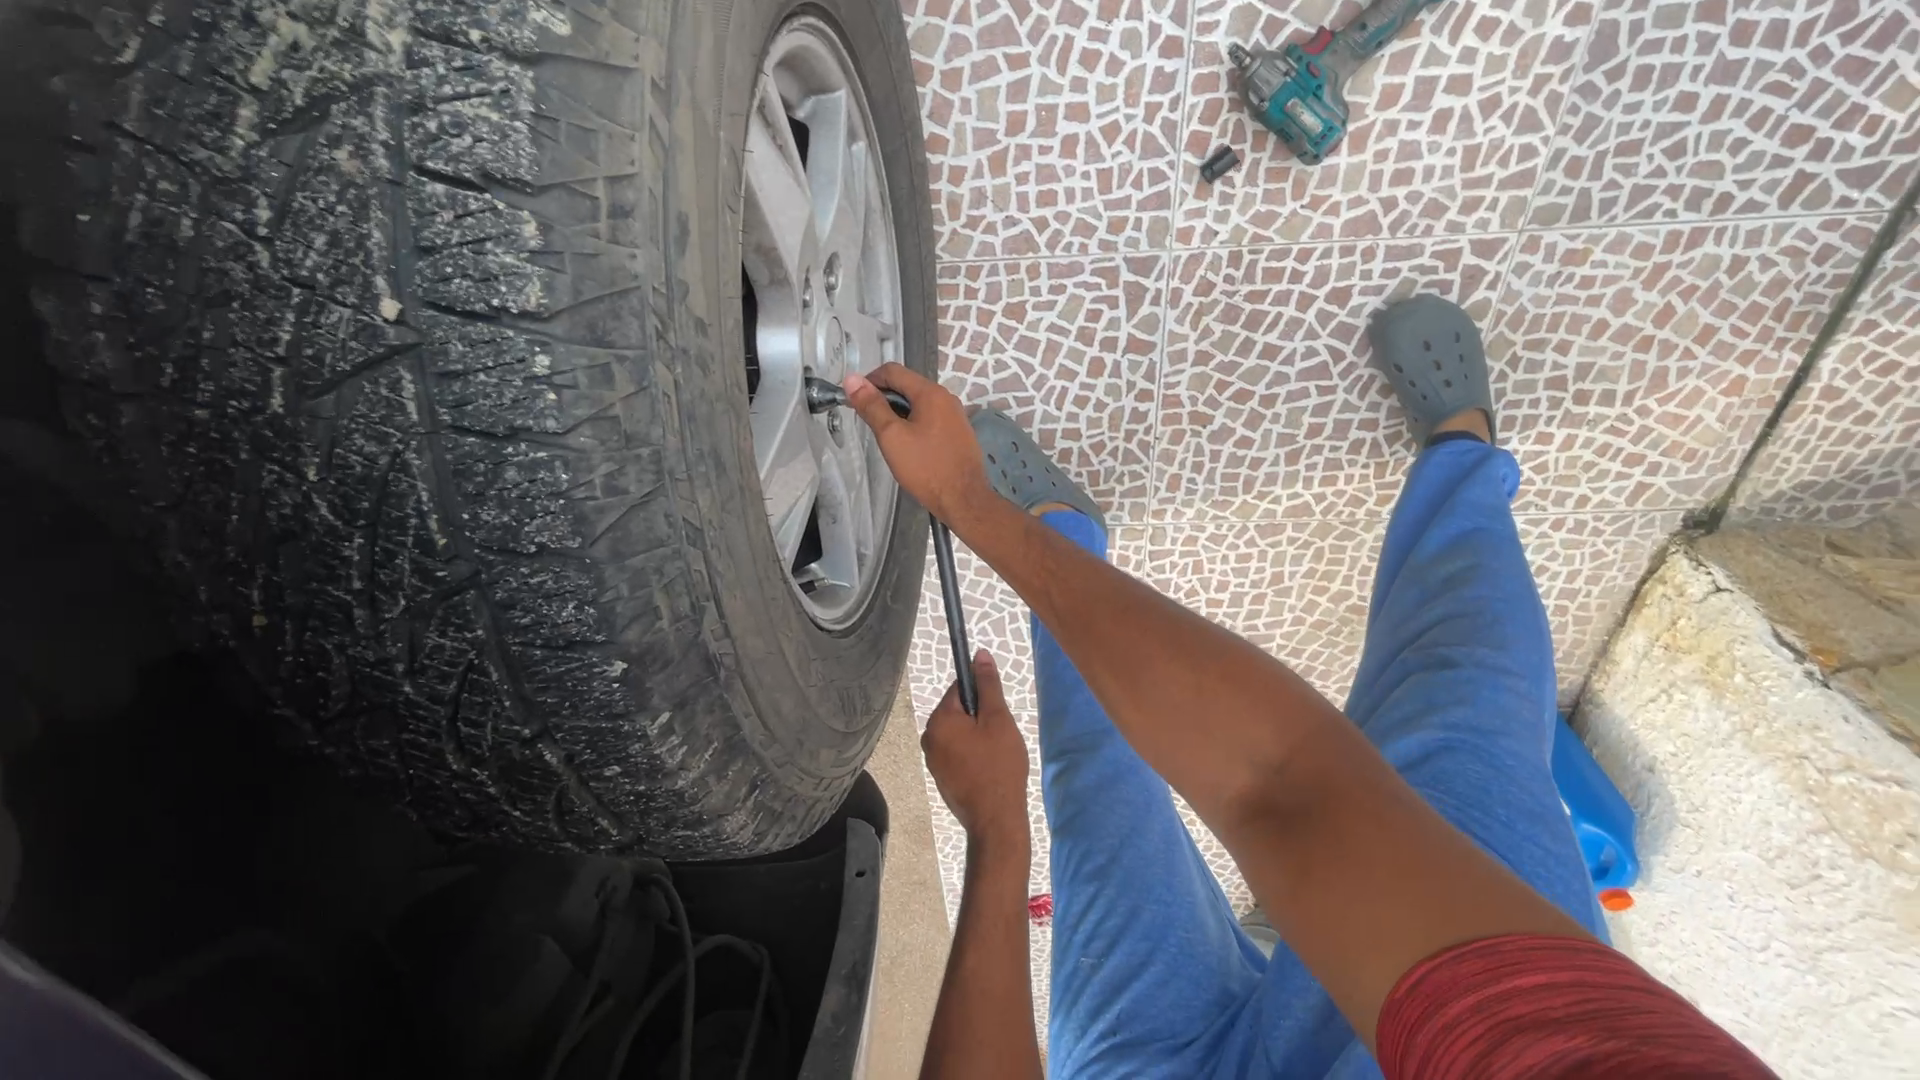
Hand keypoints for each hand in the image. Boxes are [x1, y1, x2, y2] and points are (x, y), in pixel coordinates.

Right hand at [844, 364, 993, 523]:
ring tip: (887, 437)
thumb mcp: (892, 436)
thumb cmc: (926, 468)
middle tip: (869, 422)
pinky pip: (931, 418)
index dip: (869, 381)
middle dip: (884, 398)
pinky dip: (914, 423)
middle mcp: (946, 398)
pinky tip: (908, 446)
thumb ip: (872, 406)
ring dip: (898, 412)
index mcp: (930, 393)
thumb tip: (852, 379)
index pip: (893, 371)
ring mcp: (955, 415)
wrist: (964, 499)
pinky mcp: (959, 433)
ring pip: (919, 403)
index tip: (856, 401)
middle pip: (907, 385)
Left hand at [921, 650, 1029, 850]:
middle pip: (958, 712)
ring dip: (978, 736)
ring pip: (960, 734)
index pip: (959, 689)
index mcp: (939, 720)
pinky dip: (973, 754)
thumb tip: (979, 655)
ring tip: (997, 753)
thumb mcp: (998, 719)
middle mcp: (928, 738)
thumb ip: (988, 685)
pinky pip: (958, 753)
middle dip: (980, 718)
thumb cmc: (999, 765)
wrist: (995, 818)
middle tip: (1000, 734)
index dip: (982, 694)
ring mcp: (933, 760)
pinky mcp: (942, 778)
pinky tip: (989, 768)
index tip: (997, 709)